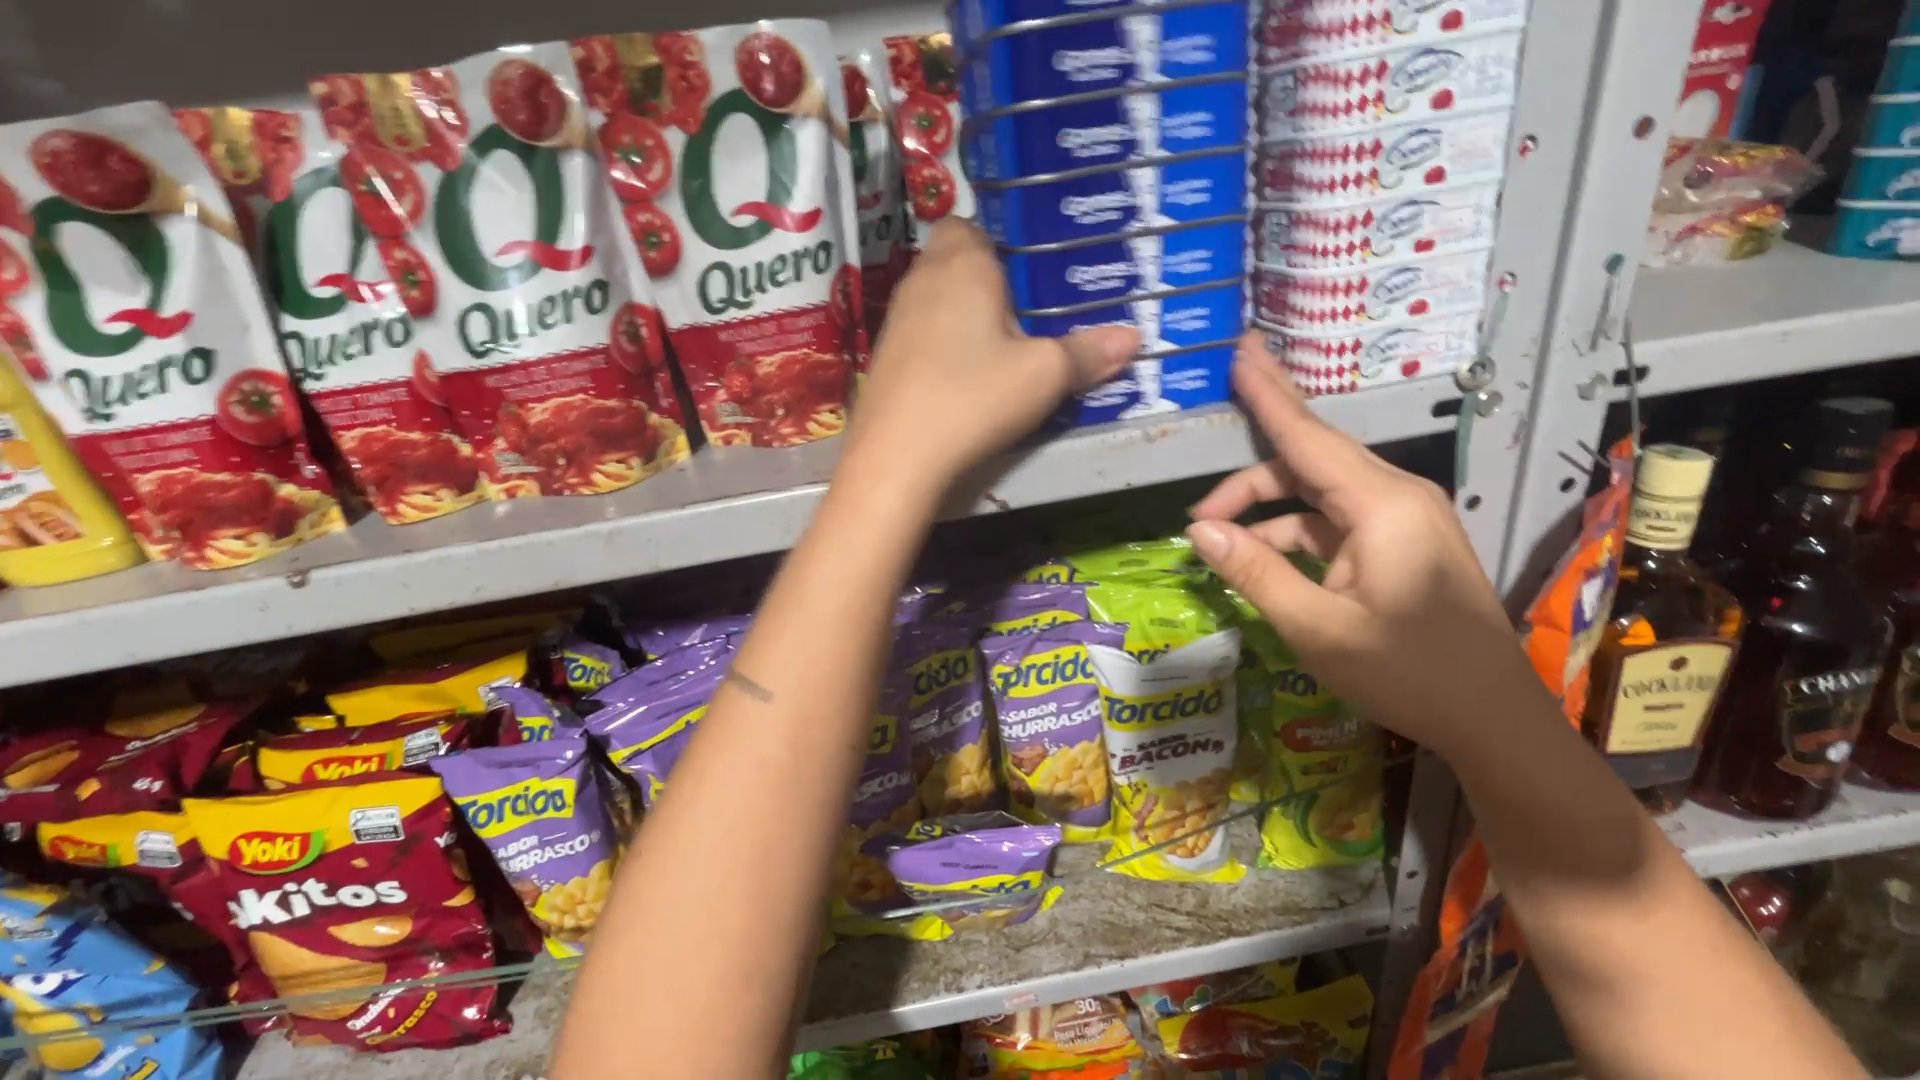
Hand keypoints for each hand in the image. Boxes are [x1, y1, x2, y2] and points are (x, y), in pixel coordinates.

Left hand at [845, 220, 1137, 488]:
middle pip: (953, 259)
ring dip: (963, 313)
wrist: (896, 458)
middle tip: (1026, 310)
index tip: (1029, 273)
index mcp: (963, 263)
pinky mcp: (884, 358)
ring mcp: (896, 319)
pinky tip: (965, 377)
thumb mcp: (1045, 376)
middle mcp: (923, 279)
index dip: (998, 242)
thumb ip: (1088, 353)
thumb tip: (1134, 338)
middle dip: (985, 278)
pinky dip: (943, 343)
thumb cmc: (974, 398)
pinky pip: (921, 333)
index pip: (971, 224)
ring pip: (936, 297)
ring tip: (1001, 347)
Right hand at [1185, 333, 1544, 757]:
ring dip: (1267, 514)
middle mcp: (1397, 497)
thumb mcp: (1318, 628)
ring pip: (1318, 496)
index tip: (1241, 350)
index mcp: (1382, 505)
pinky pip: (1335, 522)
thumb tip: (1200, 532)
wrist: (1494, 719)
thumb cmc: (1409, 673)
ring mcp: (1404, 521)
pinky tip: (1262, 559)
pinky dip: (1295, 535)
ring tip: (1218, 544)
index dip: (1269, 394)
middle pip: (1308, 463)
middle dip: (1249, 482)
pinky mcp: (1403, 546)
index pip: (1308, 436)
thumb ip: (1256, 573)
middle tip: (1197, 507)